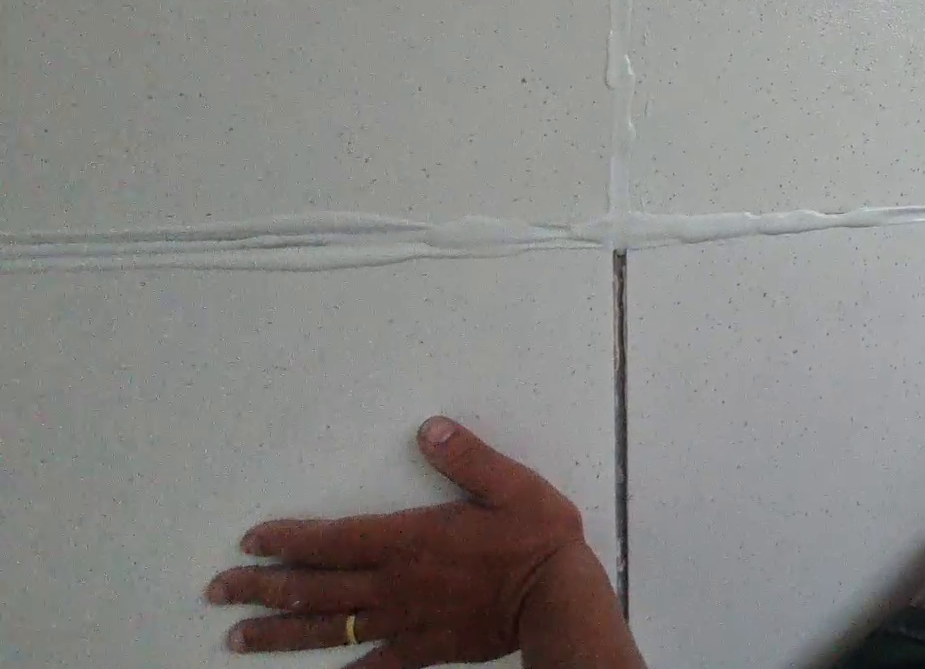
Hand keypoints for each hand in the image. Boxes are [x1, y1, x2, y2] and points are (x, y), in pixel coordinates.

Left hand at [207, 417, 589, 667]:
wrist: (555, 594)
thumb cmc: (536, 534)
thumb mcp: (513, 483)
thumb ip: (469, 458)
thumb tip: (429, 429)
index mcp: (414, 539)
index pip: (338, 540)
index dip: (291, 539)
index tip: (252, 540)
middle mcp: (395, 583)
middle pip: (317, 587)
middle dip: (265, 585)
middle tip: (219, 588)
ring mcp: (403, 621)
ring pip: (328, 628)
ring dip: (278, 631)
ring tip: (236, 634)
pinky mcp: (421, 649)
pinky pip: (369, 667)